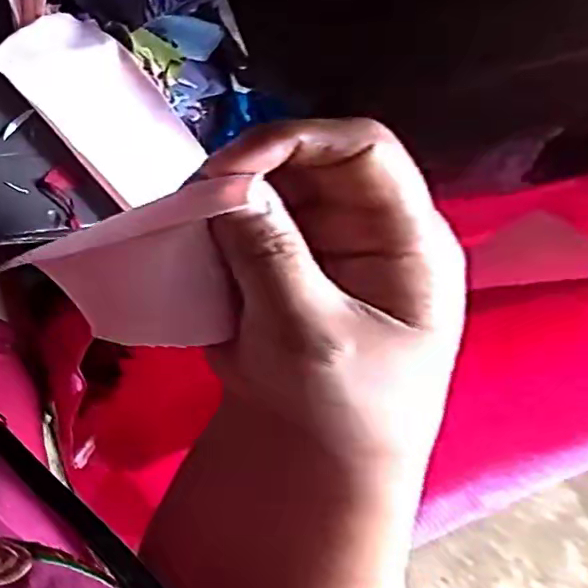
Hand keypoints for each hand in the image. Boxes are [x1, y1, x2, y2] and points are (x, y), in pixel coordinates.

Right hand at [199, 119, 466, 488]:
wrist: (308, 447)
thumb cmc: (337, 402)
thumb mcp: (310, 333)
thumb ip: (271, 257)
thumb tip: (228, 188)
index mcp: (404, 238)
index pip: (363, 149)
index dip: (296, 140)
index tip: (229, 168)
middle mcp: (359, 224)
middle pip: (305, 157)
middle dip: (247, 165)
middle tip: (193, 195)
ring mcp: (312, 238)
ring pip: (263, 181)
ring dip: (219, 193)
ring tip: (184, 220)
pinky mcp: (270, 253)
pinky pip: (235, 213)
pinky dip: (206, 216)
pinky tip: (186, 237)